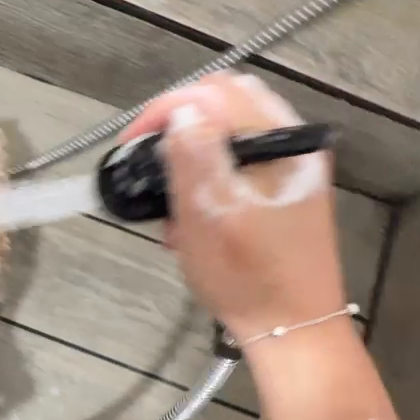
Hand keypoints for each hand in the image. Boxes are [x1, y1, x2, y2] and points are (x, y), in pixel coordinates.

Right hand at [120, 73, 348, 349]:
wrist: (291, 326)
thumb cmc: (247, 275)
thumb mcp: (211, 215)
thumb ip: (196, 156)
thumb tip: (180, 111)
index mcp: (280, 141)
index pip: (214, 94)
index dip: (165, 110)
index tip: (129, 143)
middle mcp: (289, 143)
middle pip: (224, 104)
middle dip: (177, 128)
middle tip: (146, 164)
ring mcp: (287, 167)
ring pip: (226, 134)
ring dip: (187, 158)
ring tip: (168, 201)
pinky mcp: (279, 190)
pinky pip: (233, 163)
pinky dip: (203, 180)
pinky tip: (189, 217)